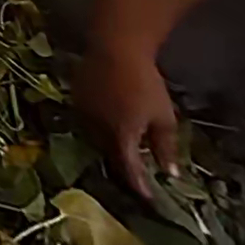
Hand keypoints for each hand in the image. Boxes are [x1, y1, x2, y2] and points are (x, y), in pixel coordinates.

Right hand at [73, 46, 177, 197]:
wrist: (115, 47)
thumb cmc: (144, 83)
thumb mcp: (164, 118)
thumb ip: (165, 148)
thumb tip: (170, 174)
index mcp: (119, 134)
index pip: (128, 168)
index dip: (139, 185)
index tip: (149, 197)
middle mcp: (96, 125)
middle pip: (108, 153)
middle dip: (122, 164)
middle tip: (136, 170)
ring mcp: (82, 108)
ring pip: (93, 136)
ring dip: (108, 144)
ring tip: (122, 145)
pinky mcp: (74, 94)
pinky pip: (85, 118)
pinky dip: (97, 126)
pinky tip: (107, 122)